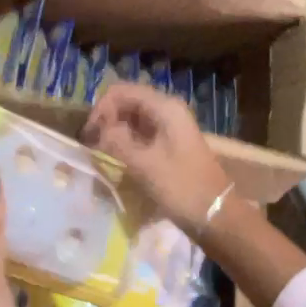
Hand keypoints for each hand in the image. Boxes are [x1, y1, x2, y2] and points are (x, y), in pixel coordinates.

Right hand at [83, 82, 232, 232]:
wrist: (216, 214)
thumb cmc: (182, 187)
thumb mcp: (145, 165)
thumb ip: (117, 142)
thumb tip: (99, 131)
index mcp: (165, 107)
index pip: (122, 92)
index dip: (101, 109)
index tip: (89, 135)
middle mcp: (168, 111)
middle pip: (127, 103)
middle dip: (106, 121)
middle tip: (91, 146)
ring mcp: (170, 129)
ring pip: (133, 121)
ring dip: (115, 133)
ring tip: (100, 155)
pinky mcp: (169, 146)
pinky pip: (141, 136)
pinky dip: (126, 144)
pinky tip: (116, 160)